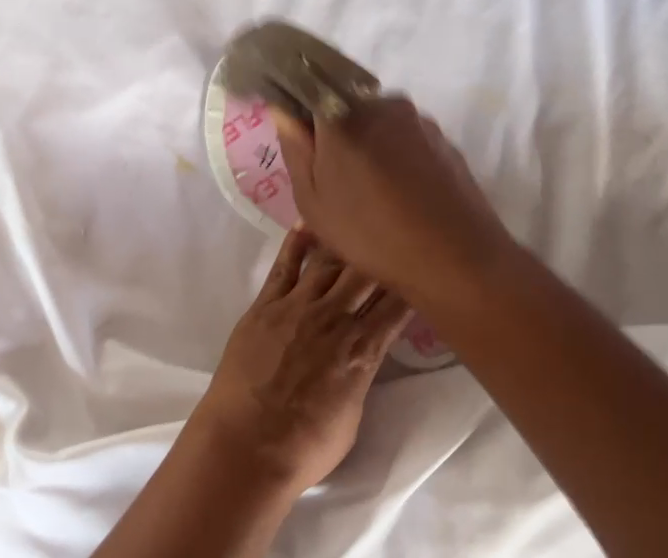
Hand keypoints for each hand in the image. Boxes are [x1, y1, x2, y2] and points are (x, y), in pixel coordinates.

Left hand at [190, 227, 410, 494]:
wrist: (246, 443)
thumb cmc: (306, 445)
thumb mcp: (352, 414)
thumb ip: (361, 374)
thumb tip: (363, 355)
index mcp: (362, 350)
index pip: (395, 306)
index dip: (410, 283)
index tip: (420, 265)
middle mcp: (333, 319)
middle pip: (364, 274)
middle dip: (380, 255)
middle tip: (391, 235)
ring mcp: (296, 307)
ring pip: (326, 263)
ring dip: (343, 242)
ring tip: (355, 221)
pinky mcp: (265, 305)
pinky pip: (284, 266)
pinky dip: (296, 243)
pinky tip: (307, 224)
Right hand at [271, 96, 518, 315]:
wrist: (459, 262)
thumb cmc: (372, 233)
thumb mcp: (313, 201)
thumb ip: (295, 149)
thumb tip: (282, 110)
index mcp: (341, 113)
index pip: (308, 87)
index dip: (298, 110)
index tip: (297, 139)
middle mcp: (381, 104)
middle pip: (345, 105)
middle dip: (334, 132)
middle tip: (332, 177)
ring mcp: (418, 122)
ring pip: (378, 124)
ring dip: (368, 146)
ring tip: (369, 193)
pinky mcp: (444, 141)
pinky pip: (406, 140)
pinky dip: (396, 159)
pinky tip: (399, 197)